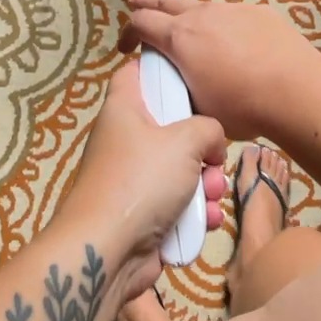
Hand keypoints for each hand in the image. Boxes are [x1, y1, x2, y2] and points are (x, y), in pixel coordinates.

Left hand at [57, 58, 228, 295]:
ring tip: (211, 196)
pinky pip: (178, 204)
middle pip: (172, 127)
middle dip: (203, 147)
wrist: (106, 253)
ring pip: (181, 170)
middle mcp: (126, 140)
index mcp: (124, 110)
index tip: (191, 75)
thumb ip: (209, 129)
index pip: (135, 72)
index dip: (160, 67)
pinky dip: (195, 213)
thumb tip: (211, 145)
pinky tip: (208, 222)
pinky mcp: (143, 214)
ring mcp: (134, 180)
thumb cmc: (141, 181)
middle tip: (213, 159)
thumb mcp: (185, 140)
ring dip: (205, 184)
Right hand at [115, 0, 320, 139]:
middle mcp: (202, 15)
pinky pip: (233, 15)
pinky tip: (233, 40)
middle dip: (147, 2)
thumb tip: (181, 86)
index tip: (125, 46)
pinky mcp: (260, 12)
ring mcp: (233, 9)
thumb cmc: (242, 106)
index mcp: (180, 38)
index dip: (128, 33)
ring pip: (202, 6)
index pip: (141, 23)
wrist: (295, 91)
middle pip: (166, 1)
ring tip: (184, 19)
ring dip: (187, 13)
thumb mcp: (198, 106)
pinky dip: (223, 24)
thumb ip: (182, 89)